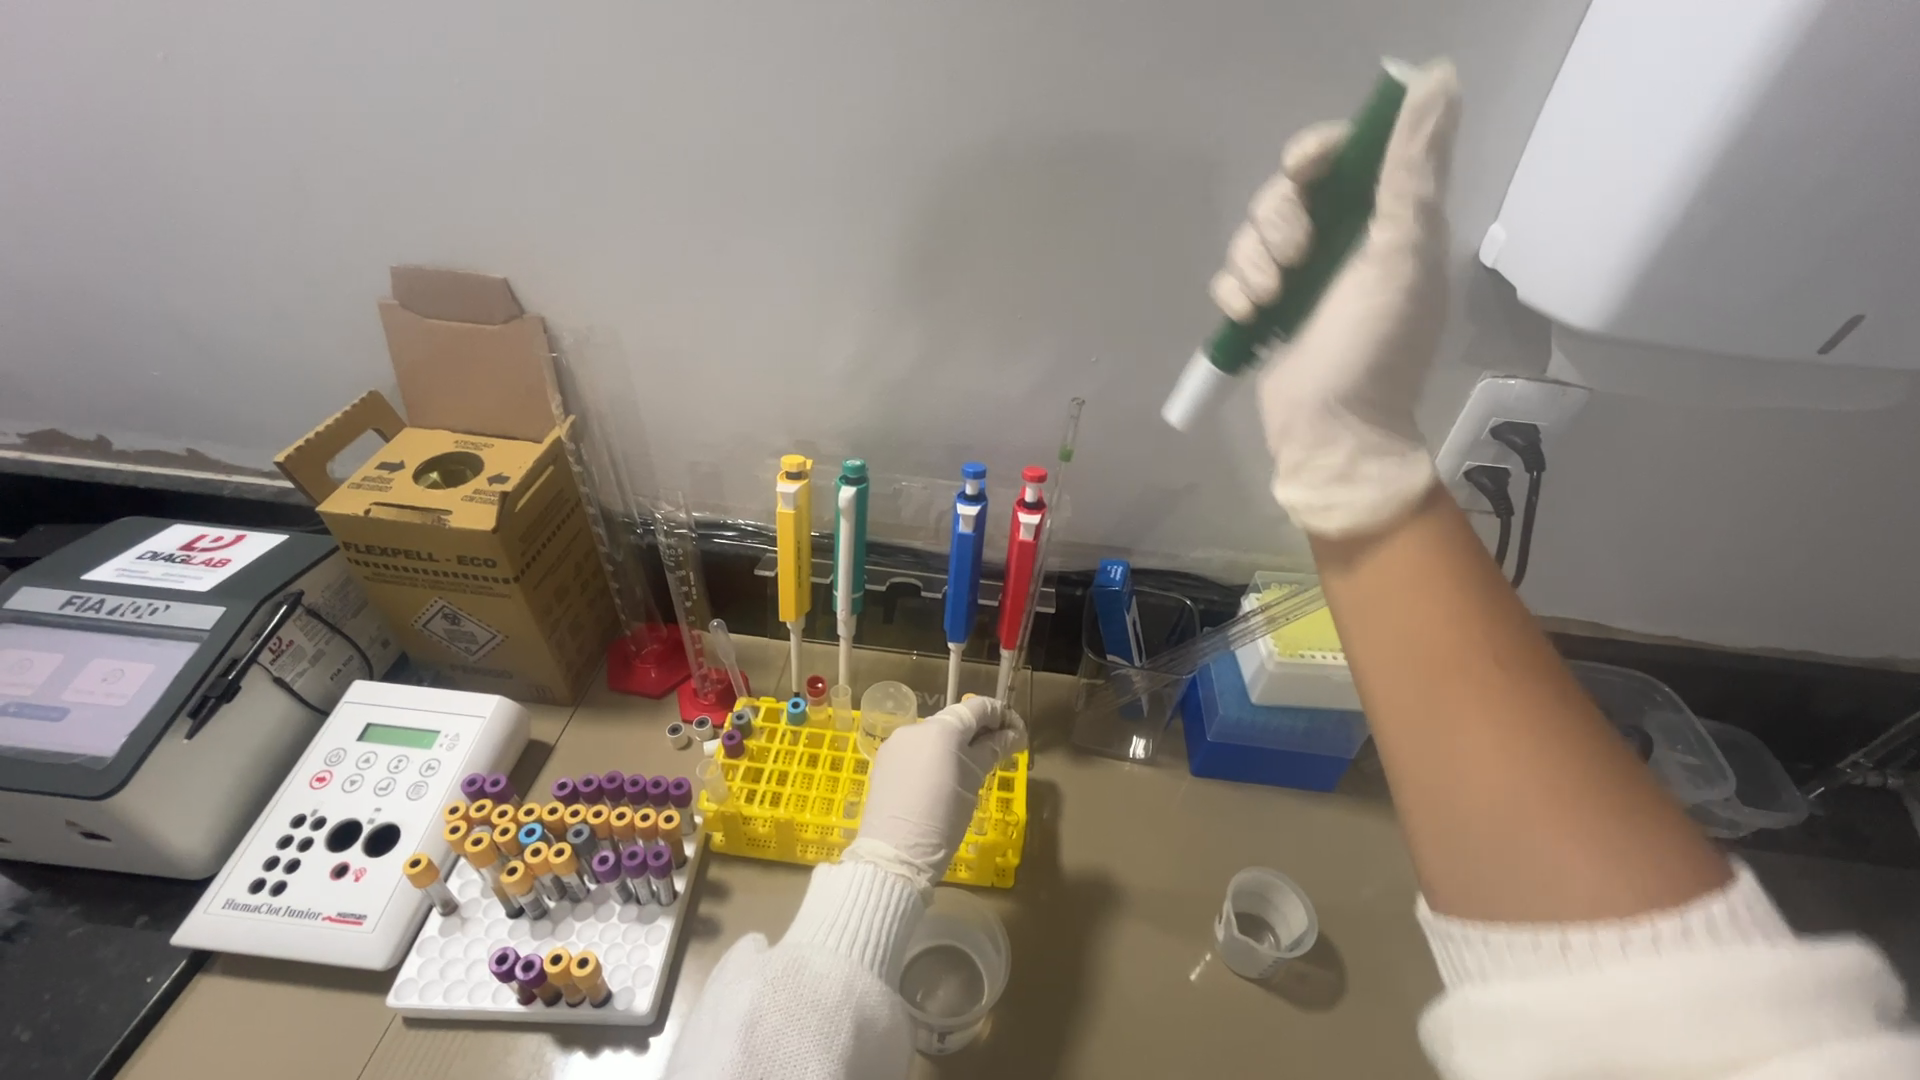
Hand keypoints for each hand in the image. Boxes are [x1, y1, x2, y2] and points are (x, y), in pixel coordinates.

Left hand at [844, 696, 1025, 889]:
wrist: (895, 854)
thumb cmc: (942, 818)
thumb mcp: (973, 782)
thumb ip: (992, 750)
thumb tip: (1013, 734)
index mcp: (942, 728)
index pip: (978, 707)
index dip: (1002, 716)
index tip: (1017, 734)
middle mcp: (916, 727)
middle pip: (956, 720)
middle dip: (981, 732)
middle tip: (1001, 752)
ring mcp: (897, 744)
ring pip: (936, 736)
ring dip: (958, 745)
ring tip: (973, 770)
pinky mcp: (885, 762)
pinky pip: (918, 751)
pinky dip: (936, 757)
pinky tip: (943, 780)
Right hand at [1210, 59, 1461, 538]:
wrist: (1331, 429)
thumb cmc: (1377, 348)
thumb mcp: (1402, 256)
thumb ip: (1411, 172)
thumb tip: (1438, 79)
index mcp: (1383, 221)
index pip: (1345, 156)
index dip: (1319, 152)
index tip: (1307, 171)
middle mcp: (1338, 241)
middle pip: (1287, 191)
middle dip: (1279, 220)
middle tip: (1295, 259)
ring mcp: (1295, 277)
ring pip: (1251, 232)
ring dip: (1254, 262)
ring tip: (1269, 301)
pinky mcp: (1260, 309)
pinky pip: (1229, 276)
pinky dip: (1235, 292)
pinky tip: (1251, 318)